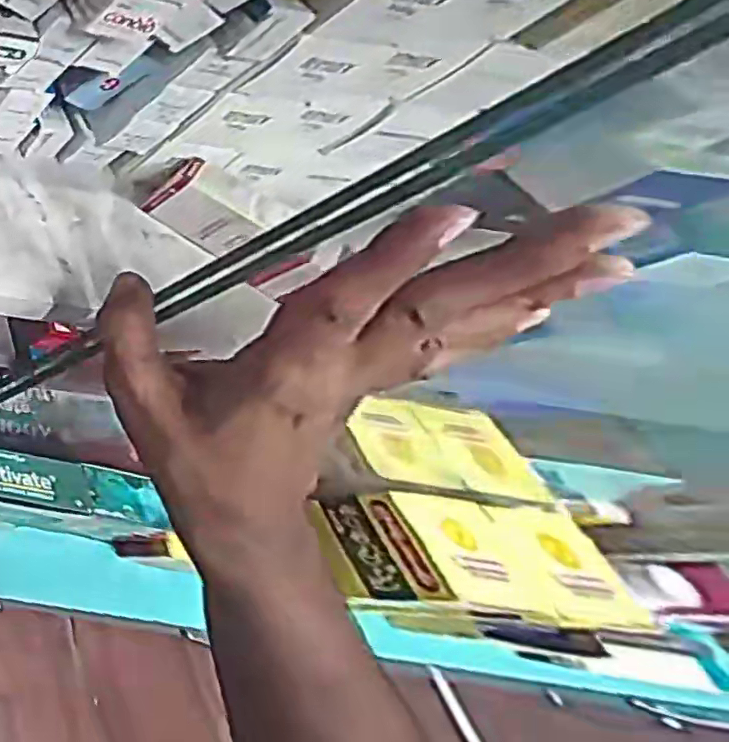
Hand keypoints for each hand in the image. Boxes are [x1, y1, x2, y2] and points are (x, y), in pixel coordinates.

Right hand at [96, 203, 648, 574]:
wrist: (245, 529)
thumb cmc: (196, 464)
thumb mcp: (142, 403)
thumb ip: (129, 339)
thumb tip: (129, 281)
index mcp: (290, 370)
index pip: (347, 305)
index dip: (392, 260)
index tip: (453, 212)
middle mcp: (343, 368)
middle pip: (437, 311)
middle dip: (522, 265)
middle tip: (611, 218)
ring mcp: (364, 378)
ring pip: (456, 328)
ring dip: (534, 289)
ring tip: (611, 248)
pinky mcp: (366, 383)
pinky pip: (441, 345)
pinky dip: (496, 319)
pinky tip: (537, 301)